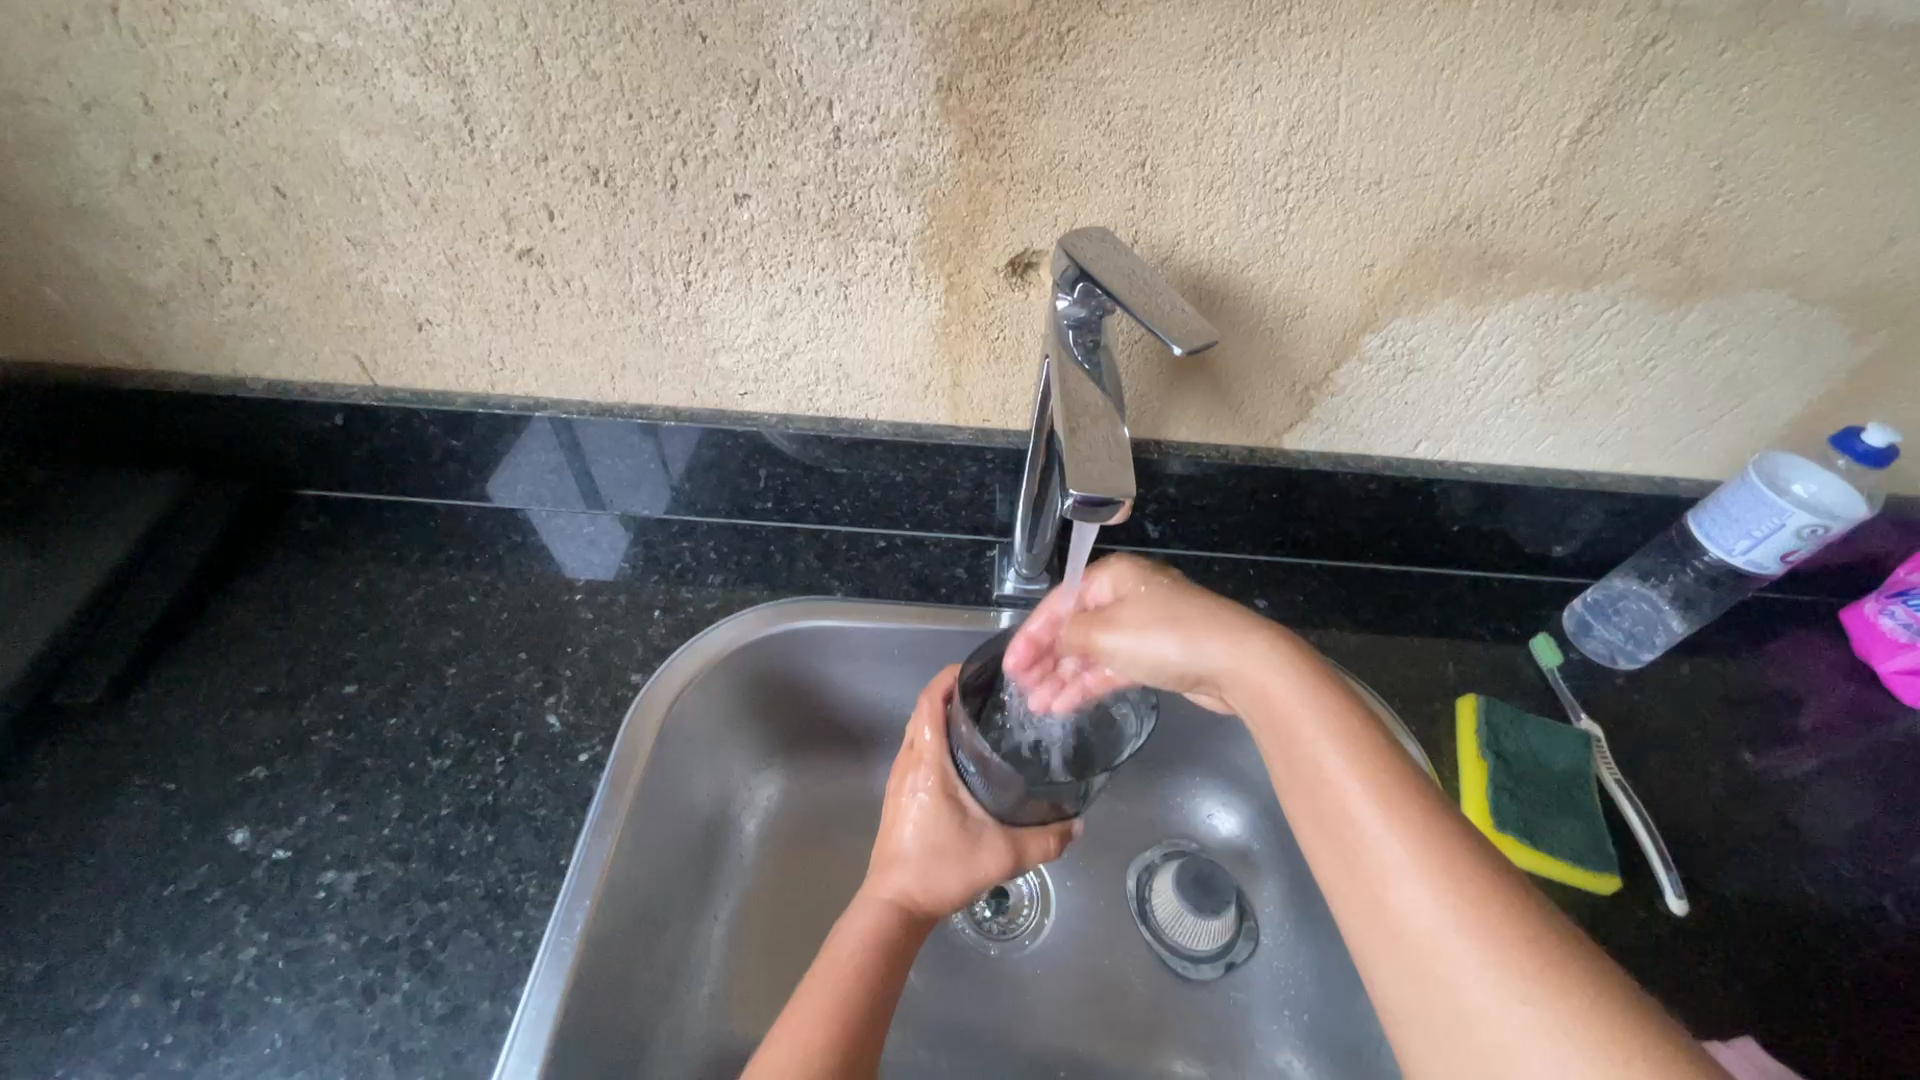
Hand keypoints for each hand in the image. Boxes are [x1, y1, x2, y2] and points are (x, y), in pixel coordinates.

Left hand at [860, 666, 1080, 922]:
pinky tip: (965, 757)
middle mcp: (908, 761)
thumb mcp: (1002, 855)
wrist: (895, 904)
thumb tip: (1078, 824)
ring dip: (944, 716)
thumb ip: (1045, 840)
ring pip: (918, 730)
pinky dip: (936, 738)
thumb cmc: (941, 869)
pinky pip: (916, 750)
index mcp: (927, 761)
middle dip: (954, 693)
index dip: (952, 676)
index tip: (982, 671)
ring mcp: (899, 778)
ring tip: (984, 719)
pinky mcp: (899, 794)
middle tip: (994, 694)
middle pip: (925, 709)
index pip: (931, 699)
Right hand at [1002, 553, 1288, 714]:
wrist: (1238, 662)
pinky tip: (1065, 705)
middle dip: (1046, 661)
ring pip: (1092, 653)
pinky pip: (1113, 668)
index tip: (1010, 667)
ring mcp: (1143, 628)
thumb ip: (1068, 637)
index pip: (1059, 604)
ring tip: (1037, 707)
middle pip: (1074, 629)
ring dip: (1064, 679)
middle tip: (1020, 690)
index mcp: (1112, 577)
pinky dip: (1089, 685)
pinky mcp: (1157, 657)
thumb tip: (1054, 642)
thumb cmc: (1165, 637)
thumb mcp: (1104, 633)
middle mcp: (1126, 597)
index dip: (1031, 636)